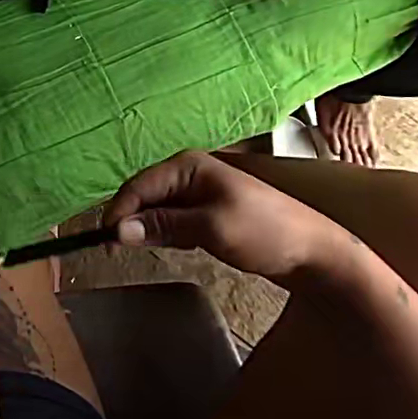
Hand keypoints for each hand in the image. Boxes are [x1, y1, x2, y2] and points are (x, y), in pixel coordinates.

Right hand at [101, 151, 348, 279]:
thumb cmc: (264, 231)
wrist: (312, 251)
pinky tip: (168, 247)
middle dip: (129, 221)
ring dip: (145, 229)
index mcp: (188, 166)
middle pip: (143, 195)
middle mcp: (188, 174)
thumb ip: (164, 225)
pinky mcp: (204, 214)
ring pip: (155, 210)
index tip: (105, 242)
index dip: (118, 212)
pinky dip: (163, 234)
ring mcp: (197, 194)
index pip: (138, 185)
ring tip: (138, 251)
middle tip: (115, 252)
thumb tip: (120, 230)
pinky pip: (171, 221)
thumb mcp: (210, 228)